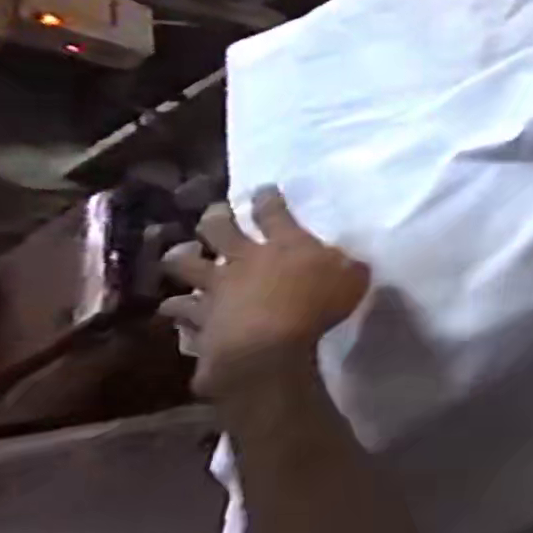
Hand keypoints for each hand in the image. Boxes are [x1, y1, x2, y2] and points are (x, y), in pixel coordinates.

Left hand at [161, 187, 371, 398]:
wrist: (268, 343)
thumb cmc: (318, 304)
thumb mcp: (353, 279)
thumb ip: (346, 265)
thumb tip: (343, 259)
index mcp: (285, 245)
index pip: (274, 212)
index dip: (268, 198)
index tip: (264, 188)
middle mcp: (244, 258)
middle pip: (219, 228)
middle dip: (217, 216)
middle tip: (219, 213)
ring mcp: (216, 286)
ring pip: (184, 262)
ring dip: (183, 255)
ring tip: (185, 252)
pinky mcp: (199, 315)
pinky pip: (180, 307)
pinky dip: (179, 306)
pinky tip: (179, 307)